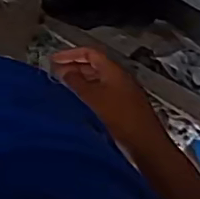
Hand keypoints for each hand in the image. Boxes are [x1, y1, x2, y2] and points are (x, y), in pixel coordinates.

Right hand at [51, 47, 167, 150]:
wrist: (146, 145)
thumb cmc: (119, 117)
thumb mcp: (91, 96)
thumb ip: (74, 81)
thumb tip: (63, 71)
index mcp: (114, 70)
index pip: (90, 53)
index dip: (70, 54)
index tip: (54, 59)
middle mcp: (120, 78)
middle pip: (94, 65)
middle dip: (73, 66)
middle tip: (55, 72)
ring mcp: (124, 93)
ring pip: (97, 79)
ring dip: (80, 80)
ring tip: (63, 86)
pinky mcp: (125, 108)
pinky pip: (102, 92)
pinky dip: (88, 92)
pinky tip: (78, 101)